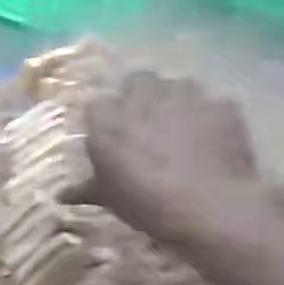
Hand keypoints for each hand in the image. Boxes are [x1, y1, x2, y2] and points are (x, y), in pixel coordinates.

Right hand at [69, 71, 263, 236]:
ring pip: (177, 83)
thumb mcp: (109, 199)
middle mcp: (143, 101)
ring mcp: (186, 99)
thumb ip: (86, 188)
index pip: (97, 105)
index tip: (108, 132)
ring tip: (178, 121)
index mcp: (109, 124)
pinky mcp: (222, 105)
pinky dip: (208, 114)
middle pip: (138, 79)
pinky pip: (212, 102)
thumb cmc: (145, 203)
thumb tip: (61, 195)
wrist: (207, 205)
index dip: (103, 117)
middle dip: (139, 93)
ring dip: (174, 97)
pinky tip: (210, 135)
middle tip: (143, 118)